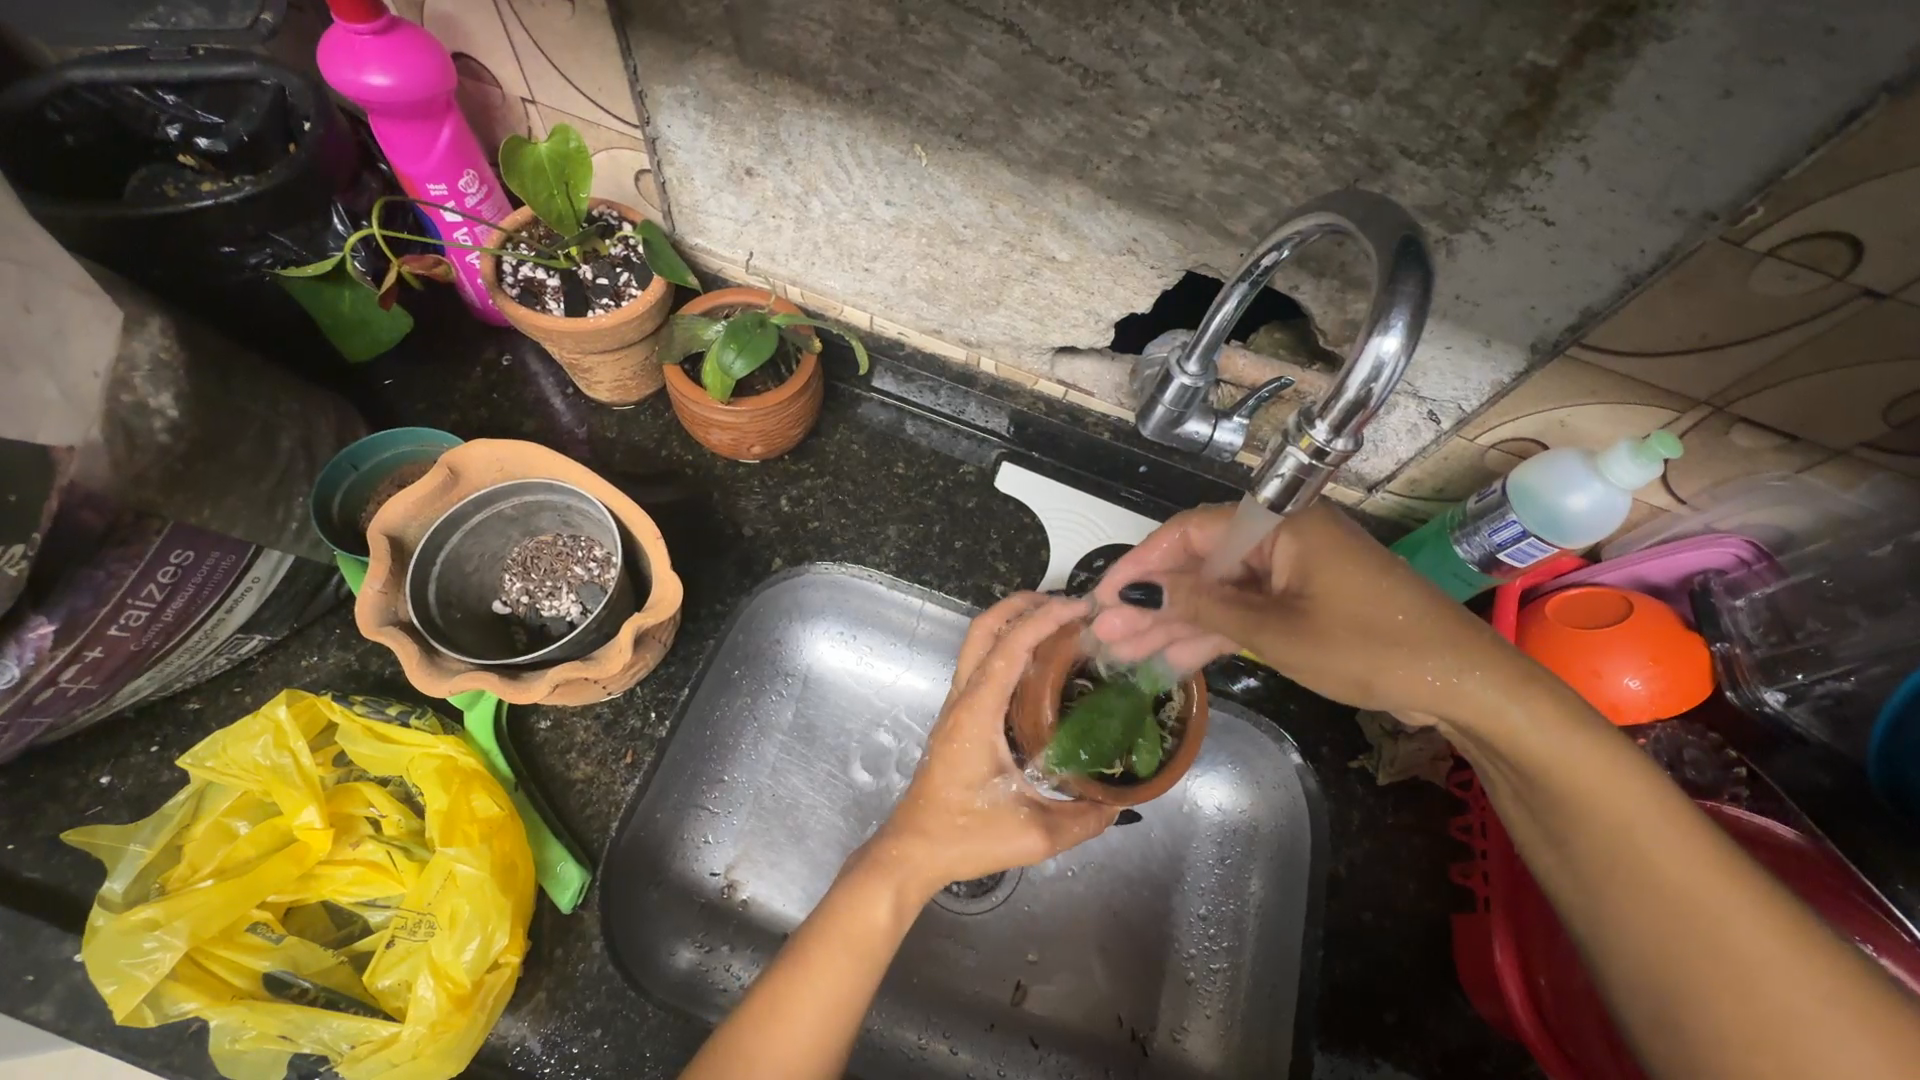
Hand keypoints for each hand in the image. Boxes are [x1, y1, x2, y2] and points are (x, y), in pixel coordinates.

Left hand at [861, 593, 1116, 897]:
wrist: (912, 851)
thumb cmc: (965, 837)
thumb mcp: (1034, 834)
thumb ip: (1083, 819)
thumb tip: (1119, 803)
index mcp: (978, 713)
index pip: (1010, 647)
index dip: (1045, 619)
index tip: (1081, 608)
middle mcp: (963, 700)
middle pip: (983, 629)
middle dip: (1022, 605)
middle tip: (1066, 605)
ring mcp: (956, 707)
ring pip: (978, 645)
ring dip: (1013, 624)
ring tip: (1058, 627)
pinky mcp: (957, 720)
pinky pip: (981, 667)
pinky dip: (1008, 650)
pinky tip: (1040, 669)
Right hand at [1088, 501, 1528, 722]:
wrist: (1460, 685)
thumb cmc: (1369, 647)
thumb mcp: (1275, 630)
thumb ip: (1202, 607)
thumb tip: (1137, 593)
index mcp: (1280, 524)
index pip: (1190, 532)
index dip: (1141, 564)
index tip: (1103, 597)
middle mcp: (1282, 540)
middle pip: (1200, 565)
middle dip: (1153, 602)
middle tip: (1105, 635)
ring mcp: (1292, 574)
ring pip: (1218, 593)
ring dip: (1175, 623)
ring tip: (1124, 653)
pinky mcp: (1303, 605)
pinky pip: (1244, 612)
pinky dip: (1212, 634)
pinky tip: (1170, 658)